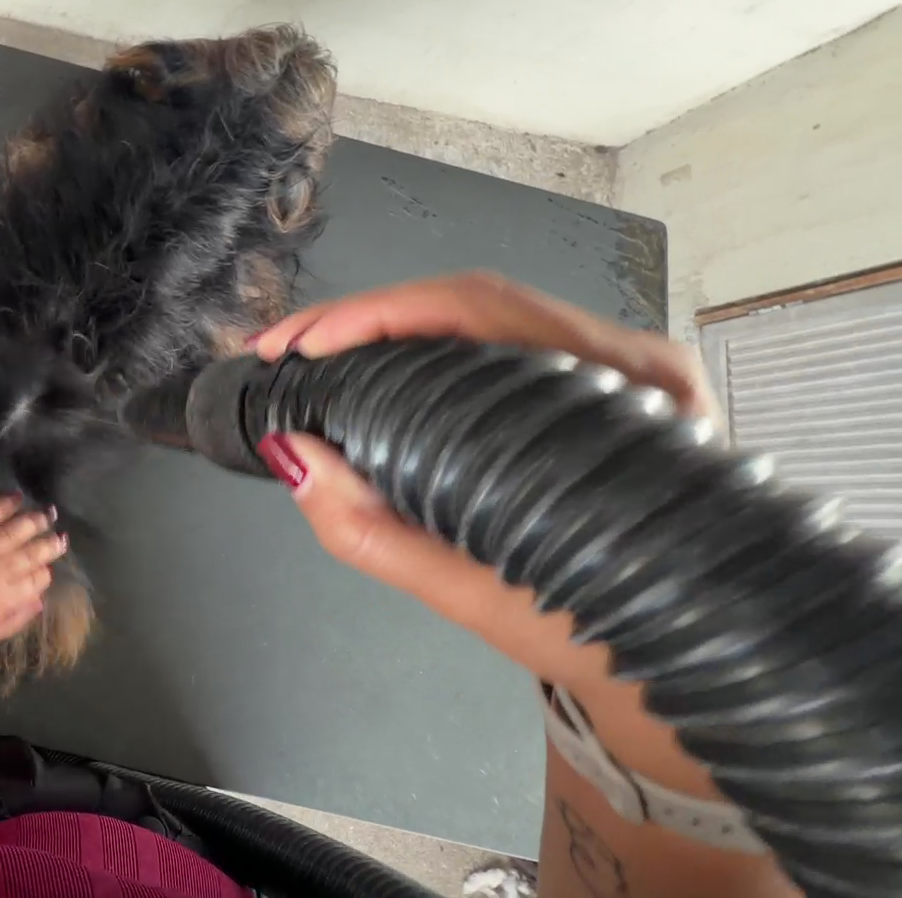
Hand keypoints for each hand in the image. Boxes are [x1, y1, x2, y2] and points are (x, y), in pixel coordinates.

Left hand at [0, 495, 65, 663]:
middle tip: (61, 536)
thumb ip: (14, 618)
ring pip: (16, 529)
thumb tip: (39, 601)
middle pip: (32, 553)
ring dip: (34, 520)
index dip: (44, 573)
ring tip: (47, 514)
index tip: (48, 567)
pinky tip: (15, 498)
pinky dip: (3, 503)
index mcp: (5, 598)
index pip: (36, 580)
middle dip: (49, 544)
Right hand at [251, 273, 721, 793]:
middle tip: (279, 345)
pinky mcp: (578, 377)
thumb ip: (377, 533)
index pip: (485, 314)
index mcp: (628, 405)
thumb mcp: (475, 597)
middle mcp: (628, 368)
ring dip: (373, 322)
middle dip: (355, 314)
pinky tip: (353, 355)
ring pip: (470, 310)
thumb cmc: (590, 631)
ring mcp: (608, 367)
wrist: (673, 653)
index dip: (376, 316)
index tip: (301, 346)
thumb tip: (293, 453)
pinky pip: (477, 334)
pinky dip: (402, 338)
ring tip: (301, 347)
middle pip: (470, 300)